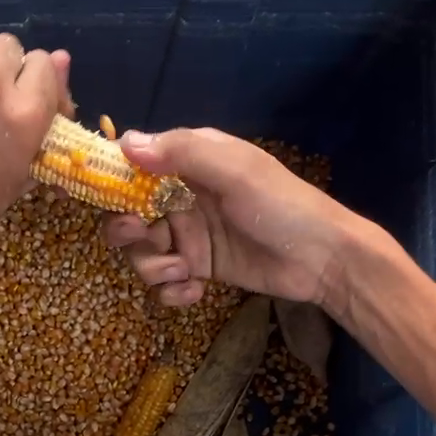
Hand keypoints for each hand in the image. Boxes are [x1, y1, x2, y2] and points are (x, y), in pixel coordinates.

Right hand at [101, 128, 364, 308]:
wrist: (320, 259)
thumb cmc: (280, 205)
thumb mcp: (235, 170)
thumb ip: (182, 153)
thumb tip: (125, 143)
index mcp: (189, 166)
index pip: (136, 170)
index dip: (117, 186)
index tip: (115, 202)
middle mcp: (183, 200)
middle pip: (130, 218)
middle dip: (129, 233)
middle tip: (145, 237)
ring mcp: (191, 239)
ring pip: (145, 255)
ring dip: (154, 267)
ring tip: (184, 271)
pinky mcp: (200, 272)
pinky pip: (167, 285)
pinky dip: (172, 292)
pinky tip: (195, 292)